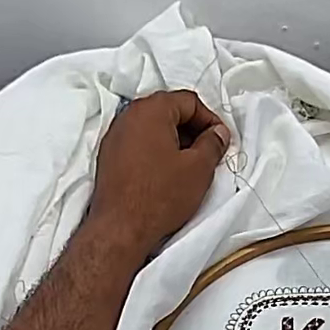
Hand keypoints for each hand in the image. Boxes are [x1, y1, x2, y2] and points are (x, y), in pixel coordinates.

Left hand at [83, 90, 230, 261]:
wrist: (121, 229)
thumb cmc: (157, 197)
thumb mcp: (199, 169)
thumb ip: (212, 144)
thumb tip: (218, 134)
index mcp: (151, 110)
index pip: (189, 101)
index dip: (210, 119)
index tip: (220, 138)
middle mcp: (128, 117)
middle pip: (168, 112)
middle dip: (192, 130)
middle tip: (208, 151)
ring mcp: (115, 138)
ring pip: (153, 129)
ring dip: (174, 142)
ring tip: (189, 167)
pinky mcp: (109, 158)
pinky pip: (139, 146)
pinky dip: (156, 154)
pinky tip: (168, 176)